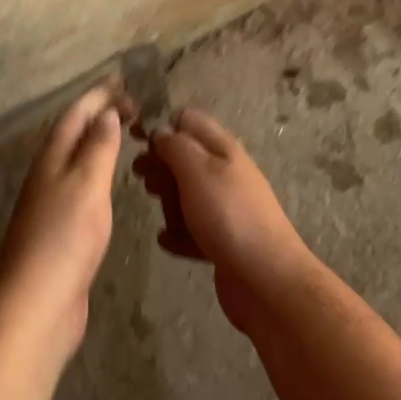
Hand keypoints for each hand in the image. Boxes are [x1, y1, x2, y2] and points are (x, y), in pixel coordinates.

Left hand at [0, 84, 130, 360]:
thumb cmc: (65, 236)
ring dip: (99, 142)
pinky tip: (111, 183)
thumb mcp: (87, 183)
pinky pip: (82, 187)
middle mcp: (48, 175)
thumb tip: (105, 114)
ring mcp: (52, 203)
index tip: (124, 81)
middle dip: (100, 114)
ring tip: (126, 135)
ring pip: (77, 160)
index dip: (98, 95)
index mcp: (52, 158)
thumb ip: (98, 147)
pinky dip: (99, 172)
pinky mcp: (61, 230)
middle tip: (134, 105)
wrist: (38, 302)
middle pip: (74, 134)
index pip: (75, 114)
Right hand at [134, 109, 313, 333]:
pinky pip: (193, 229)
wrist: (266, 279)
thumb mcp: (198, 169)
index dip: (161, 125)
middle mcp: (225, 173)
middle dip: (160, 166)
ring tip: (158, 212)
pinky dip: (178, 233)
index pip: (188, 119)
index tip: (134, 140)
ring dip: (169, 201)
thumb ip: (175, 145)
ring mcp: (226, 208)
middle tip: (142, 179)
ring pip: (187, 194)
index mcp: (222, 148)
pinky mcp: (223, 240)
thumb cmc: (228, 215)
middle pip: (185, 158)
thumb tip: (160, 131)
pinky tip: (166, 240)